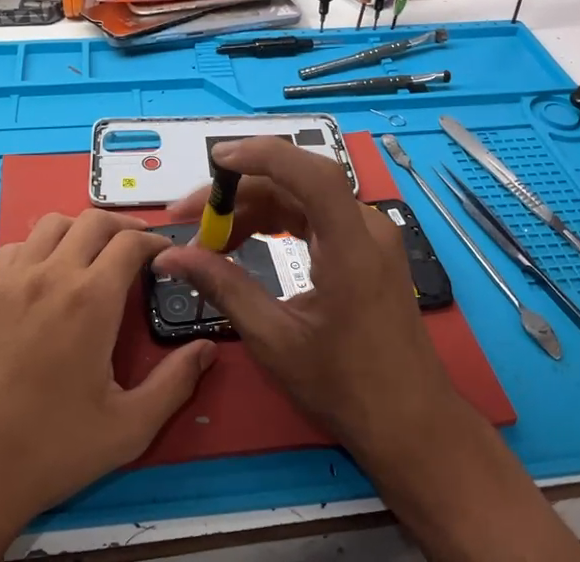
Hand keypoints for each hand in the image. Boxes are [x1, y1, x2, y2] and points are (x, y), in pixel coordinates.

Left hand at [0, 209, 216, 561]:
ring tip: (93, 257)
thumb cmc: (52, 449)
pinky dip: (39, 248)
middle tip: (137, 251)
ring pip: (50, 225)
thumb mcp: (128, 427)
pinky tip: (46, 278)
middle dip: (122, 228)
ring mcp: (10, 282)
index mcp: (91, 299)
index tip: (166, 256)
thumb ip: (174, 383)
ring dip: (79, 230)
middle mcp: (51, 275)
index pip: (130, 242)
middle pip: (92, 221)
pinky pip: (15, 248)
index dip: (155, 242)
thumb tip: (207, 350)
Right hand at [158, 139, 579, 561]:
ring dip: (253, 209)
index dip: (262, 155)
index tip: (214, 163)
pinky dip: (276, 223)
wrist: (409, 423)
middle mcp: (367, 229)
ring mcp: (370, 238)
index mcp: (352, 247)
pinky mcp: (366, 250)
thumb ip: (222, 287)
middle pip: (297, 184)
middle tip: (189, 218)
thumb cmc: (344, 386)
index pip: (311, 174)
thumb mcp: (273, 339)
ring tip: (208, 238)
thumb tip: (170, 256)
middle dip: (239, 193)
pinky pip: (315, 218)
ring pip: (303, 199)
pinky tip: (243, 242)